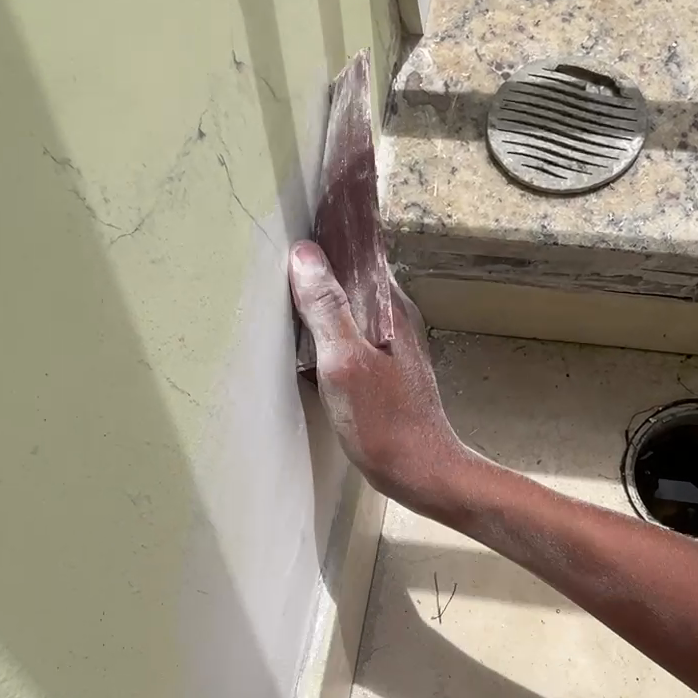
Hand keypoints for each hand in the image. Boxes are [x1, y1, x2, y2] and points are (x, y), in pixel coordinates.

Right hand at [288, 241, 471, 508]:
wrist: (421, 472)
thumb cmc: (384, 421)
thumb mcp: (345, 362)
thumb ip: (327, 308)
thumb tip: (305, 254)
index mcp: (390, 306)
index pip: (359, 250)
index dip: (329, 234)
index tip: (293, 226)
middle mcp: (395, 317)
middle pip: (352, 277)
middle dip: (319, 268)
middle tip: (276, 262)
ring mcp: (391, 344)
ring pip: (350, 308)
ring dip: (321, 302)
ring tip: (283, 297)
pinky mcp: (384, 369)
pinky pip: (350, 336)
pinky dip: (327, 333)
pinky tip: (306, 345)